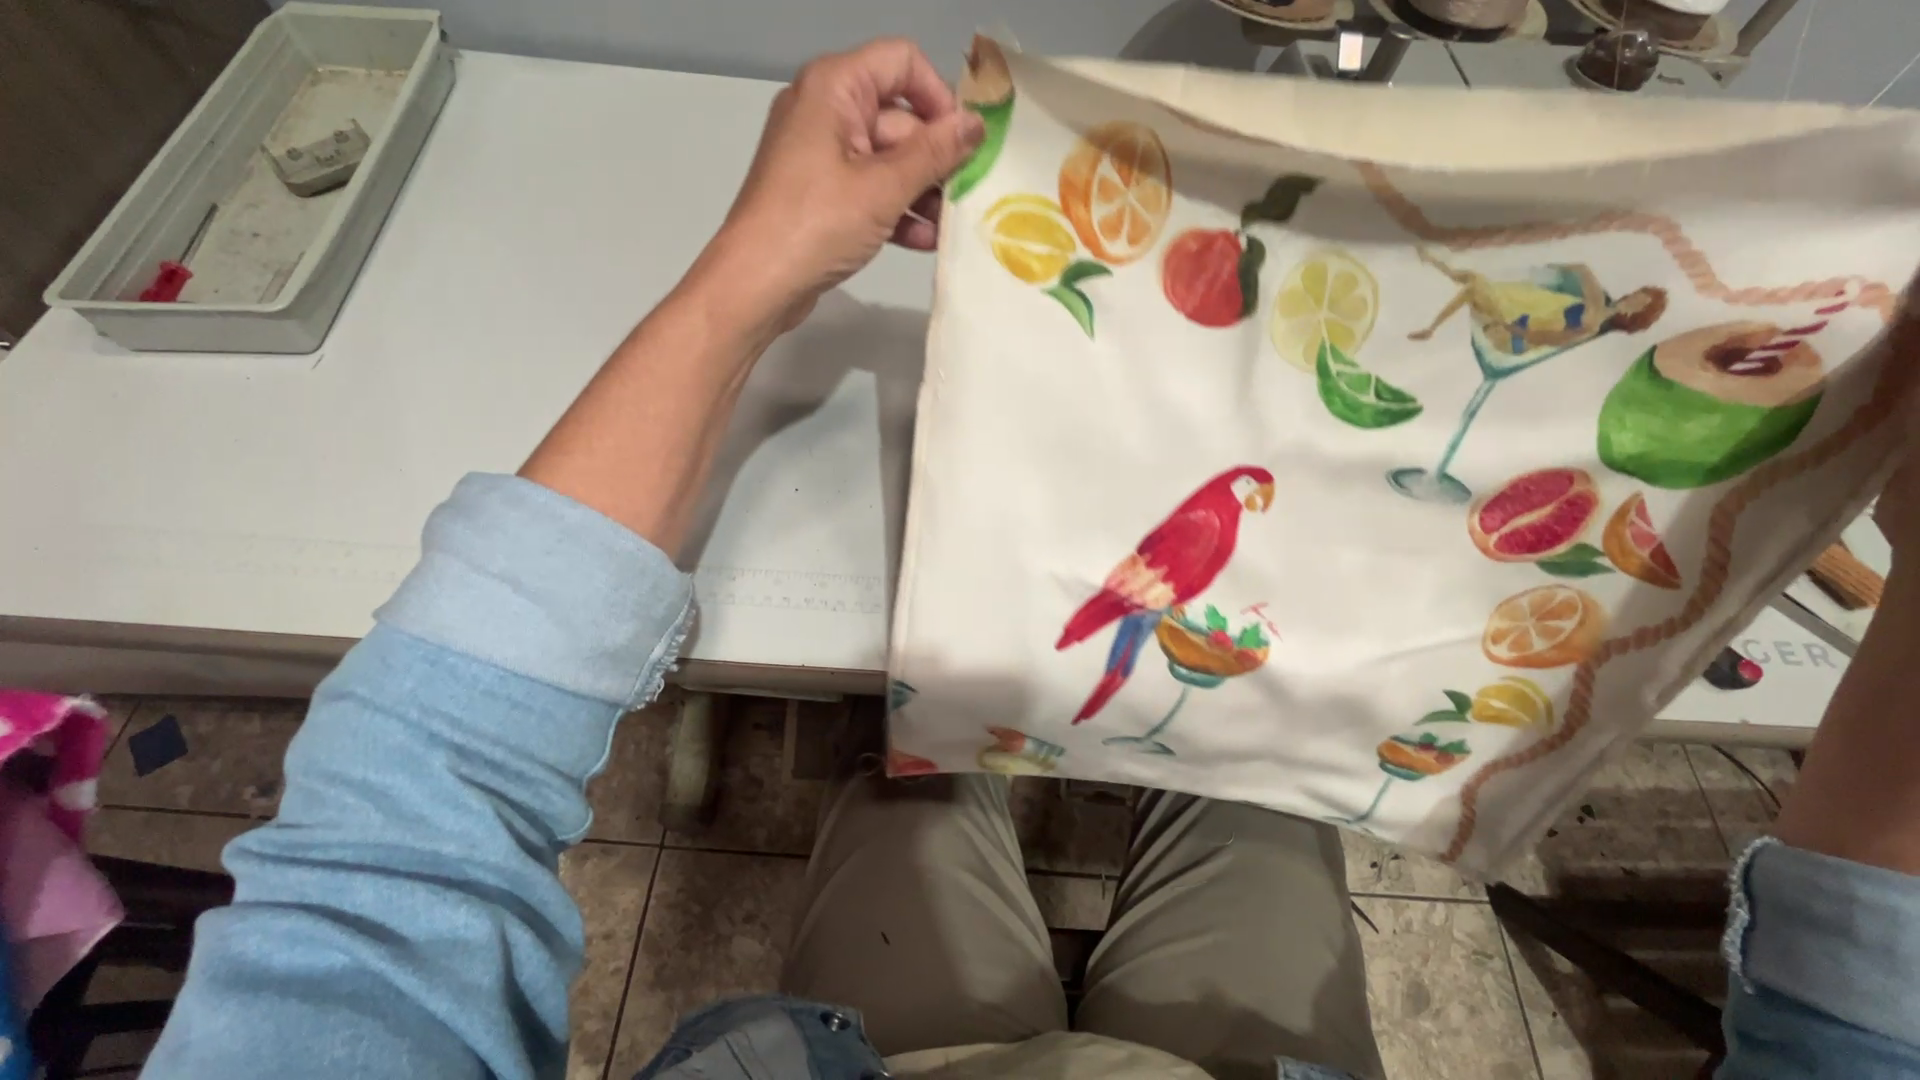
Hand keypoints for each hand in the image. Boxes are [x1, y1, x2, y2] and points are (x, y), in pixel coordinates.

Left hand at [688, 38, 985, 335]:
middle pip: (899, 118)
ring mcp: (821, 156)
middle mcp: (826, 111)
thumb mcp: (884, 188)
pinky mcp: (820, 195)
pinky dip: (896, 211)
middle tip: (966, 197)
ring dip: (922, 192)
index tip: (963, 141)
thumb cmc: (816, 225)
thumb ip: (934, 152)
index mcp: (834, 88)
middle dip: (935, 158)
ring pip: (887, 160)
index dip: (938, 96)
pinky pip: (869, 191)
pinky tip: (925, 241)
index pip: (901, 63)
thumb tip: (975, 124)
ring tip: (949, 227)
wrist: (756, 284)